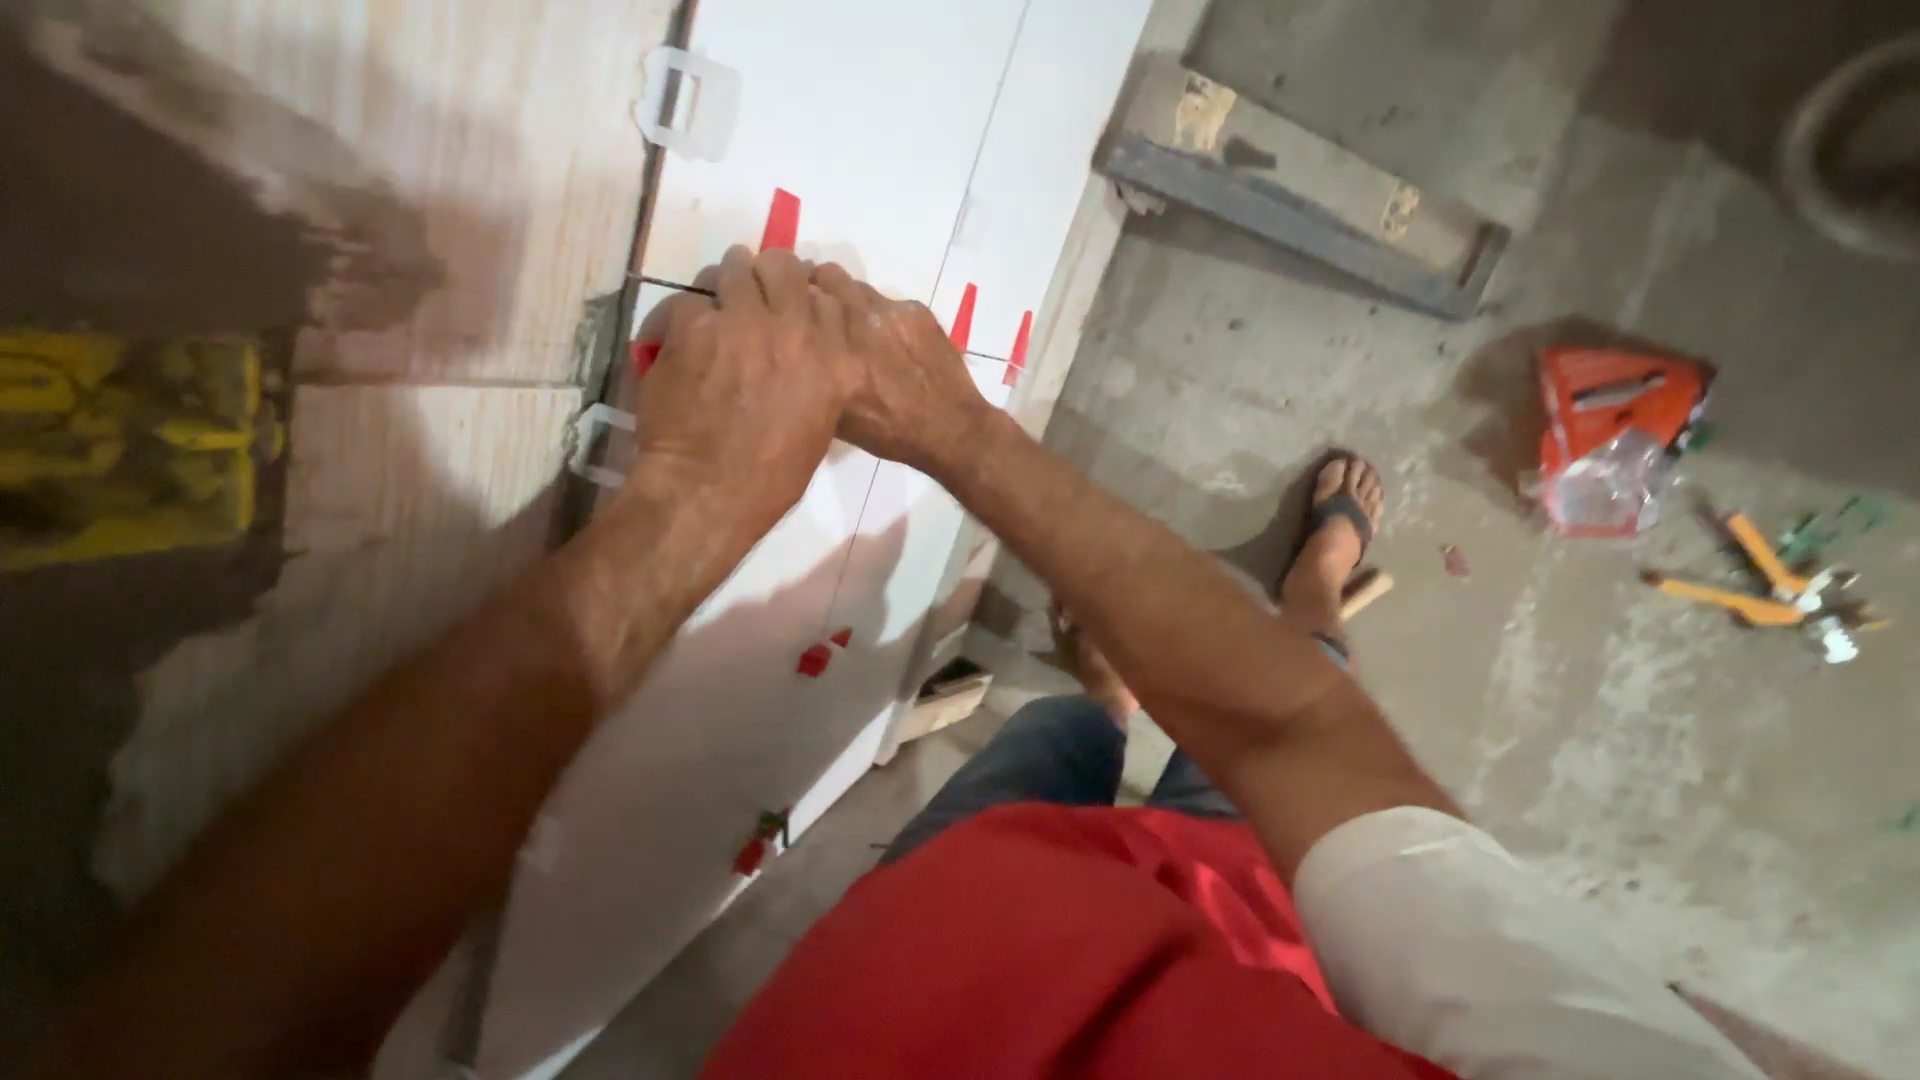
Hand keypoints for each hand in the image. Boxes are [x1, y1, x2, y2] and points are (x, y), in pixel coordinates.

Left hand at [628, 246, 847, 537]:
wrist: (708, 489)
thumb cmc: (771, 476)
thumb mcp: (818, 424)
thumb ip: (818, 377)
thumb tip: (801, 359)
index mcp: (834, 358)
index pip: (825, 295)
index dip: (804, 295)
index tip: (792, 303)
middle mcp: (794, 328)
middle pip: (782, 267)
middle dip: (767, 274)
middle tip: (754, 292)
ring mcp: (742, 321)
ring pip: (734, 268)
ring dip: (728, 282)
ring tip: (720, 305)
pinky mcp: (694, 324)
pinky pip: (692, 300)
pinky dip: (691, 316)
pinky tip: (687, 341)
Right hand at [810, 263, 990, 474]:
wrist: (951, 429)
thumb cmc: (891, 433)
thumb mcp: (837, 420)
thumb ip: (813, 379)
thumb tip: (796, 351)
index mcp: (831, 354)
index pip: (798, 301)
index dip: (794, 300)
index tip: (791, 307)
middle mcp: (855, 324)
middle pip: (825, 279)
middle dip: (818, 287)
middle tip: (819, 305)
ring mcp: (888, 313)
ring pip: (857, 287)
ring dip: (849, 297)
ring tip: (853, 320)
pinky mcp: (915, 311)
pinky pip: (888, 300)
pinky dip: (882, 313)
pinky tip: (891, 337)